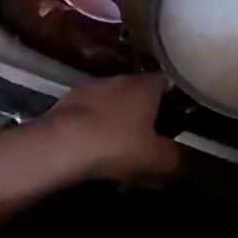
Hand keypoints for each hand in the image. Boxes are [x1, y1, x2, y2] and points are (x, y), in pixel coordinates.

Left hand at [43, 74, 182, 182]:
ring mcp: (92, 87)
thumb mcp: (154, 159)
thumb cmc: (116, 145)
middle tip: (142, 141)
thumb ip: (171, 156)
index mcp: (145, 86)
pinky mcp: (67, 99)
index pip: (164, 84)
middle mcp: (120, 78)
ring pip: (111, 102)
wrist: (62, 144)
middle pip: (136, 93)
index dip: (168, 102)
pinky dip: (91, 125)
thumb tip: (175, 156)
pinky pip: (88, 112)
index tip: (168, 122)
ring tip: (113, 148)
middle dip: (139, 114)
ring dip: (114, 119)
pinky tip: (89, 147)